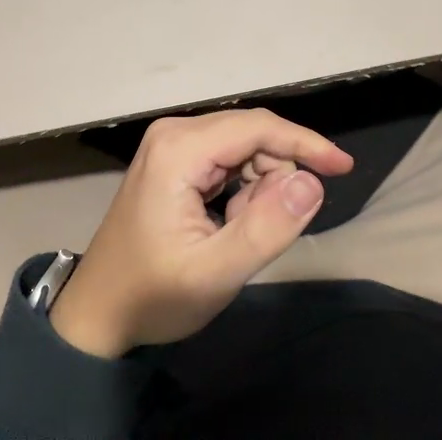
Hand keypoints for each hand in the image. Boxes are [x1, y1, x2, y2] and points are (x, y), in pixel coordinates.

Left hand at [47, 109, 353, 358]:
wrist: (97, 314)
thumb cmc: (153, 295)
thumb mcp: (215, 273)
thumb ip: (267, 228)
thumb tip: (313, 183)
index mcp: (179, 149)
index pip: (258, 128)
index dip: (305, 144)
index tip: (343, 167)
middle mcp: (175, 133)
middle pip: (253, 135)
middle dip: (275, 178)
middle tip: (263, 232)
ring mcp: (172, 144)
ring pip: (245, 148)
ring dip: (258, 190)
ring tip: (235, 235)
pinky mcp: (175, 159)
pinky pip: (229, 160)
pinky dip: (243, 192)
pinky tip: (226, 225)